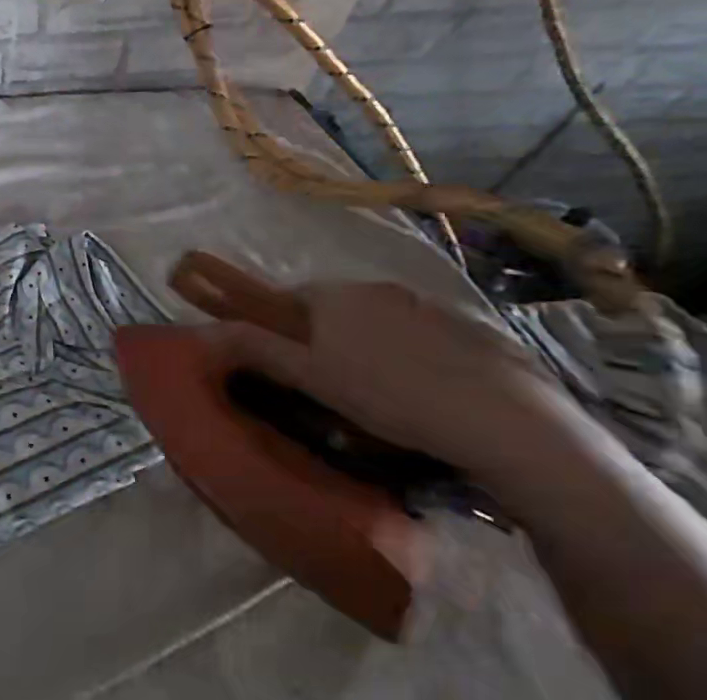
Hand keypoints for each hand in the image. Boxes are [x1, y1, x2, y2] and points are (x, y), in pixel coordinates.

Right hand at [202, 282, 581, 483]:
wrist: (503, 418)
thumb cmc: (388, 395)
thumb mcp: (312, 377)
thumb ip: (257, 349)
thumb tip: (203, 330)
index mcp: (333, 295)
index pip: (286, 299)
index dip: (278, 329)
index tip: (287, 364)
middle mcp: (372, 288)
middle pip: (329, 308)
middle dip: (322, 338)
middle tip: (329, 384)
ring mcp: (421, 304)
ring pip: (373, 321)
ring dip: (364, 345)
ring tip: (379, 393)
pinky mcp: (462, 326)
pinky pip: (415, 333)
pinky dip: (407, 353)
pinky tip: (421, 391)